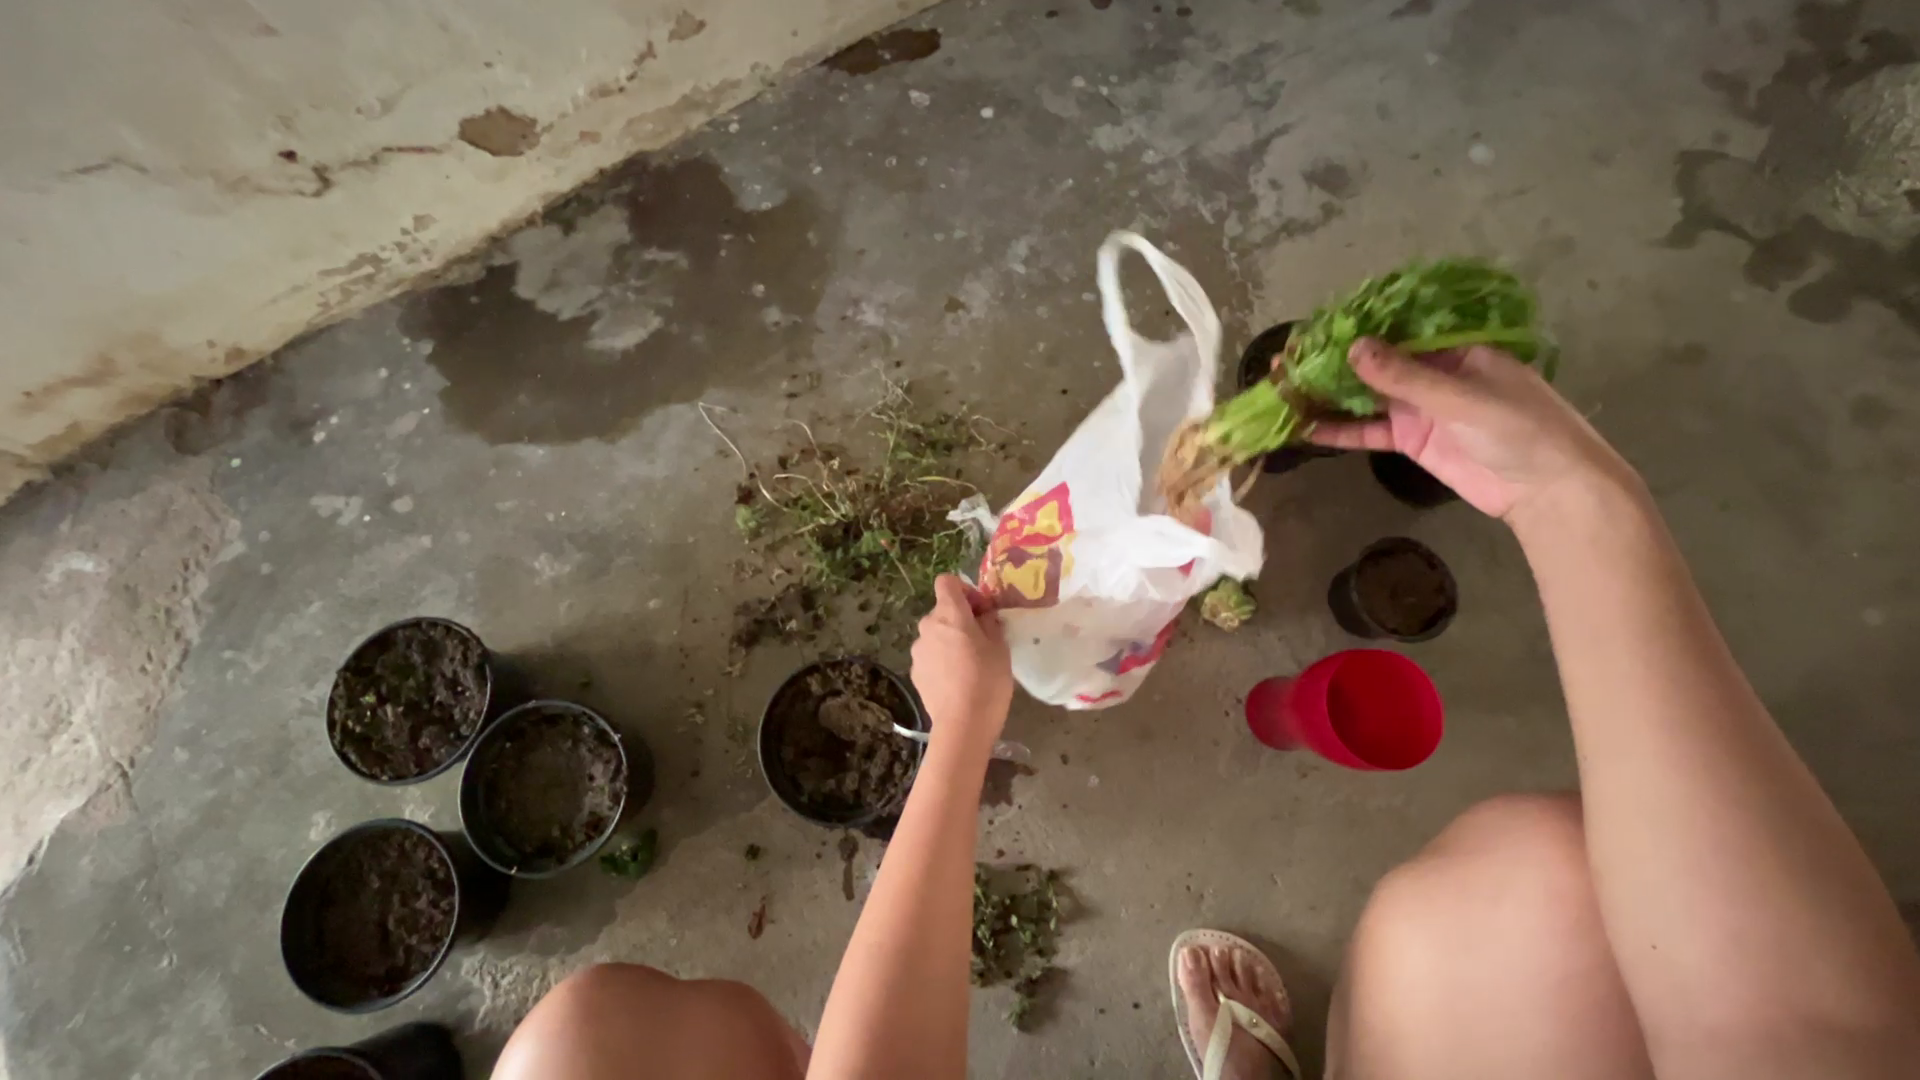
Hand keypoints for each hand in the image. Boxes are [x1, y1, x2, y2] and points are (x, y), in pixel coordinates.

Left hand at [909, 575, 1013, 752]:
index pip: (946, 582)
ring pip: (935, 635)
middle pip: (942, 611)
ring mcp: (918, 650)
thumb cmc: (987, 680)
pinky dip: (941, 660)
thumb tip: (983, 615)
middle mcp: (928, 626)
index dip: (964, 590)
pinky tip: (956, 681)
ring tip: (968, 664)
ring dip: (949, 640)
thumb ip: (990, 623)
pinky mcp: (914, 671)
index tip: (980, 609)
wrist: (963, 724)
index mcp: (950, 614)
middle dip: (960, 619)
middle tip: (981, 639)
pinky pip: (930, 655)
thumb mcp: (1000, 647)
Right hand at [1308, 338, 1642, 522]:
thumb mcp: (1463, 398)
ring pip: (1364, 397)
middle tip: (1285, 361)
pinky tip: (1306, 427)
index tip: (1313, 331)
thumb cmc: (1521, 429)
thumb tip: (1354, 348)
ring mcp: (1419, 409)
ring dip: (1327, 395)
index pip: (1395, 333)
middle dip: (1331, 363)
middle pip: (1373, 365)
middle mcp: (1432, 374)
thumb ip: (1406, 377)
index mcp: (1454, 350)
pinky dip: (1338, 430)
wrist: (1547, 489)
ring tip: (1284, 390)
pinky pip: (1367, 431)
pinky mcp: (1410, 441)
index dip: (1353, 331)